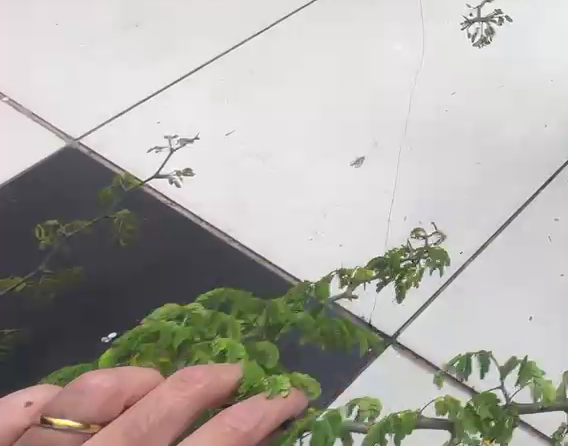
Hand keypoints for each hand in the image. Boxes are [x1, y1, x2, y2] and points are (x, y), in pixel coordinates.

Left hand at [0, 367, 307, 445]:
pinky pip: (15, 410)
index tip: (291, 397)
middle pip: (172, 400)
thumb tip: (247, 442)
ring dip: (135, 382)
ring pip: (94, 392)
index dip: (271, 409)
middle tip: (232, 379)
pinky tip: (64, 406)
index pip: (228, 437)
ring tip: (149, 388)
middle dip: (217, 378)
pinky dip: (41, 399)